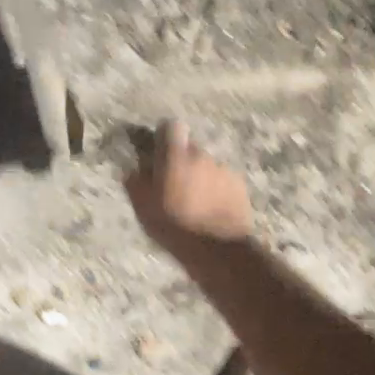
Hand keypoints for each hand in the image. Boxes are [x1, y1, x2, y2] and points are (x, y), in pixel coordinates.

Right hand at [126, 121, 254, 252]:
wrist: (217, 248)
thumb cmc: (174, 224)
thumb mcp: (143, 206)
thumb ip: (136, 181)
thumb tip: (134, 169)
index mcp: (175, 156)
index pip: (170, 127)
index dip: (165, 136)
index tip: (159, 152)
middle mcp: (201, 155)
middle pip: (190, 149)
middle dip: (182, 162)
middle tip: (175, 186)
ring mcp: (223, 169)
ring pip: (207, 166)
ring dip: (200, 177)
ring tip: (195, 203)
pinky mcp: (239, 185)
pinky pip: (223, 181)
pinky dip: (217, 190)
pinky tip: (212, 209)